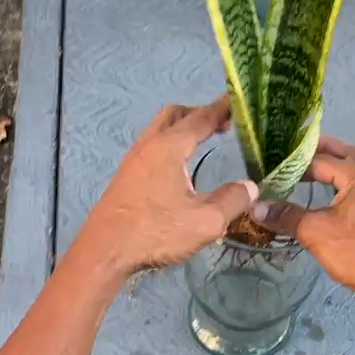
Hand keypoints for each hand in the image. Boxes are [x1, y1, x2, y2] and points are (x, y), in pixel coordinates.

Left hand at [73, 97, 257, 276]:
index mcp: (169, 147)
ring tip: (203, 143)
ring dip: (182, 129)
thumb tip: (250, 187)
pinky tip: (179, 168)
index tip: (239, 102)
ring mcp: (133, 161)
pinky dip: (170, 145)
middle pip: (175, 114)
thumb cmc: (155, 232)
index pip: (201, 118)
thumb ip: (232, 200)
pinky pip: (152, 148)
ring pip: (159, 130)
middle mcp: (149, 145)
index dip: (222, 109)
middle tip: (221, 124)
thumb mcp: (205, 221)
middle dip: (199, 113)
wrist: (104, 252)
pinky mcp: (126, 178)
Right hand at [253, 137, 354, 311]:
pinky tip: (347, 192)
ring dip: (344, 162)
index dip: (296, 165)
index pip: (322, 161)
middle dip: (324, 151)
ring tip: (323, 168)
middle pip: (349, 153)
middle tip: (299, 153)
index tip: (276, 168)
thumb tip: (254, 206)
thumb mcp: (315, 233)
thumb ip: (285, 215)